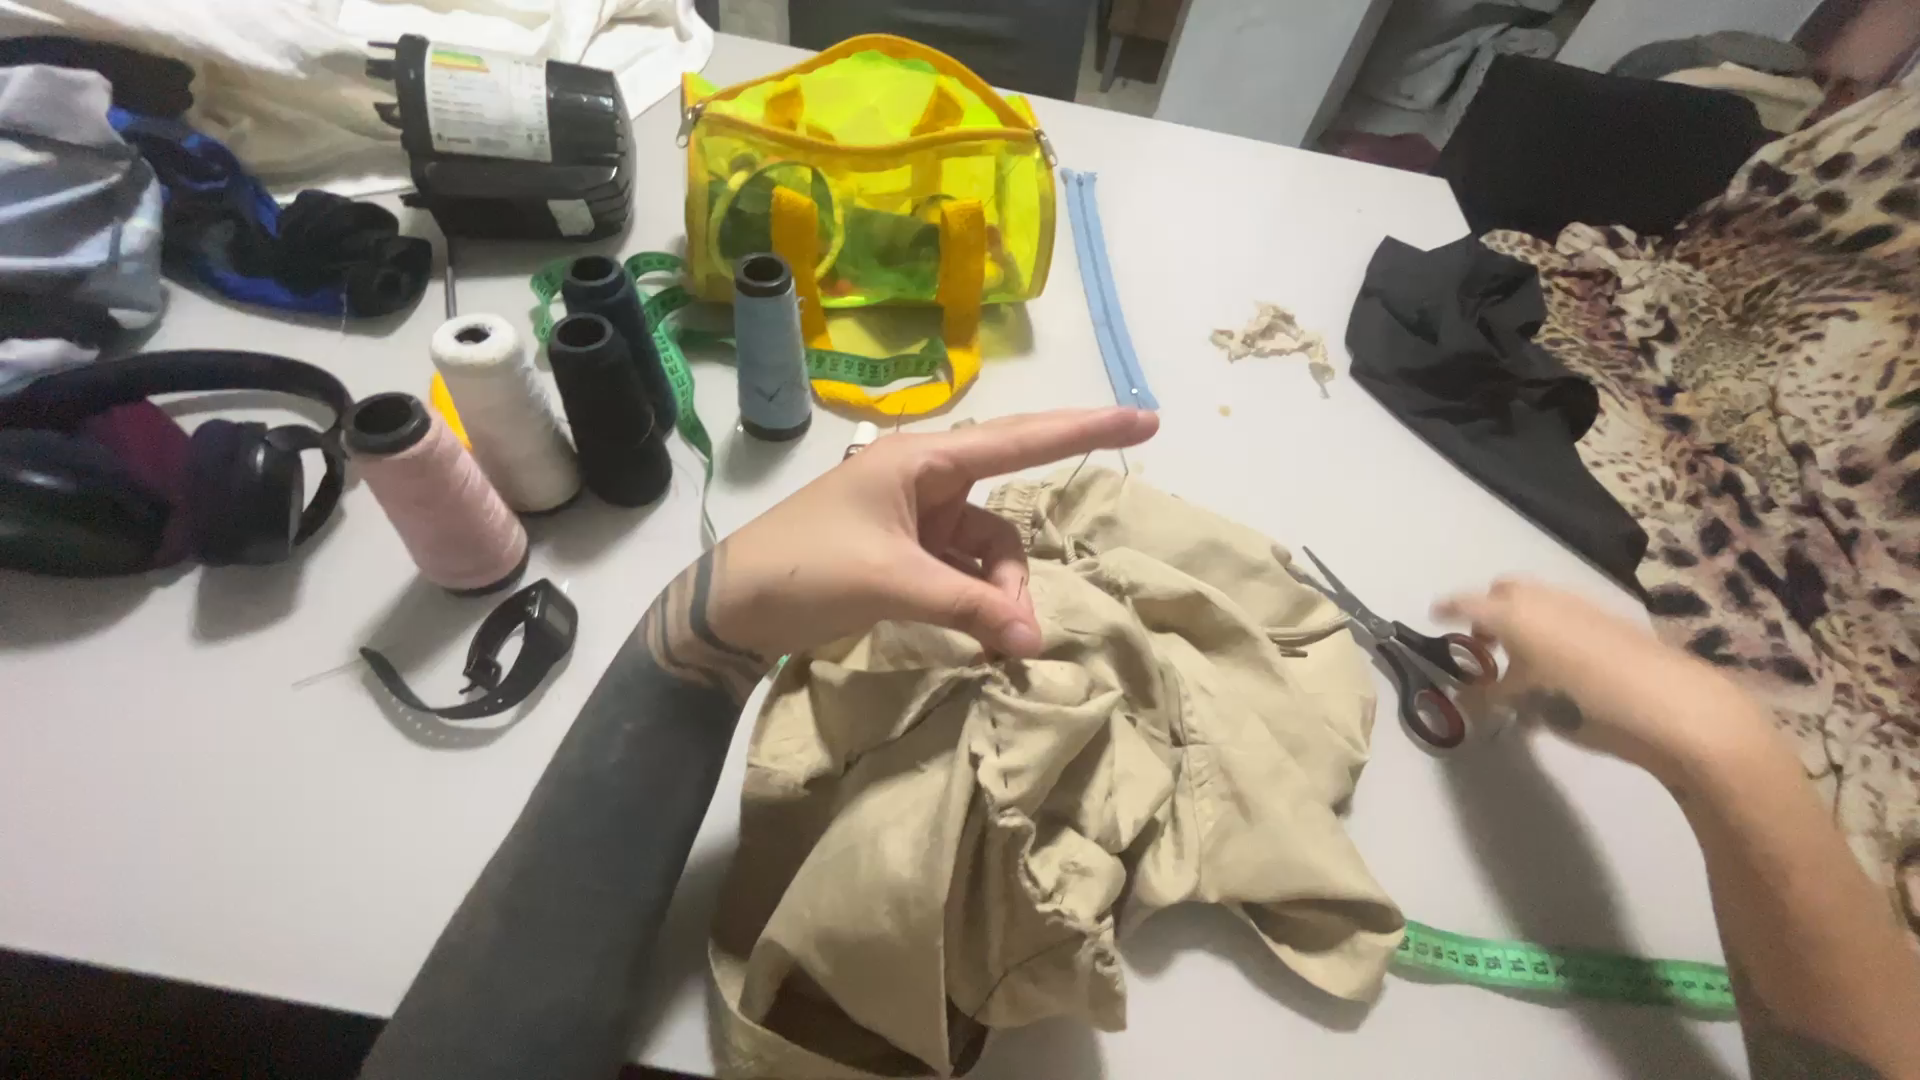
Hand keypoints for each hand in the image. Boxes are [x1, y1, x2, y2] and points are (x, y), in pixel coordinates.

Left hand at [705, 407, 1159, 661]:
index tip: (1146, 420)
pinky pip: (963, 574)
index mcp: (922, 461)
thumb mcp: (893, 582)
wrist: (734, 607)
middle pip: (1007, 510)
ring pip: (988, 553)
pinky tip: (977, 635)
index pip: (1019, 439)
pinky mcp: (909, 555)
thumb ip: (969, 606)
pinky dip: (976, 603)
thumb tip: (1035, 641)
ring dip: (997, 596)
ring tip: (993, 642)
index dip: (1085, 431)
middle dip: (1022, 566)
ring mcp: (919, 521)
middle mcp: (927, 481)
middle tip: (1024, 624)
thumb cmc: (805, 570)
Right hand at [1434, 579, 1771, 779]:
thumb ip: (1489, 695)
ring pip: (1540, 601)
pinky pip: (1567, 615)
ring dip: (1523, 619)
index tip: (1434, 616)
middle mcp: (1543, 600)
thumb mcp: (1526, 704)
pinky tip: (1561, 664)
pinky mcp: (1614, 622)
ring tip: (1523, 658)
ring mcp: (1582, 607)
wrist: (1678, 709)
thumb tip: (1465, 698)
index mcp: (1511, 613)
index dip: (1446, 609)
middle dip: (1489, 609)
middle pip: (1504, 591)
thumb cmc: (1583, 702)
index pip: (1465, 603)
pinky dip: (1552, 629)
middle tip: (1483, 642)